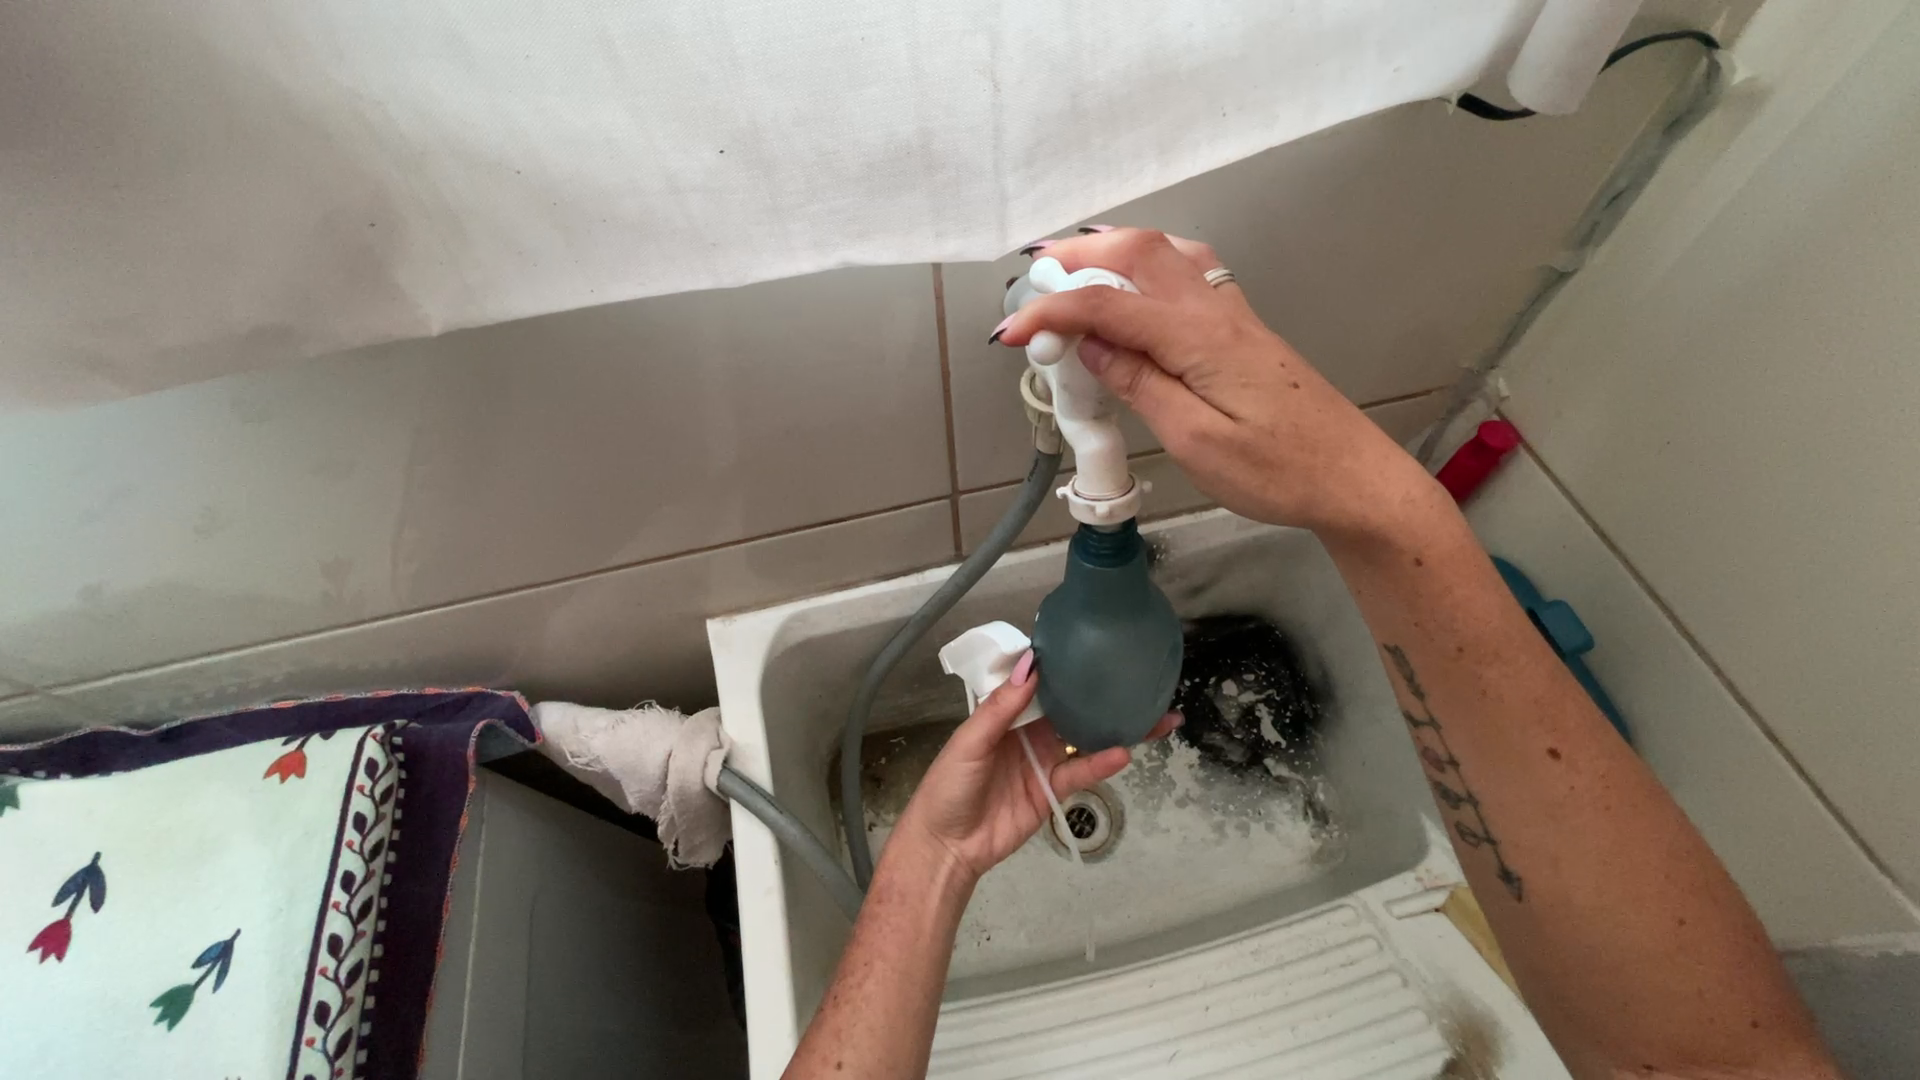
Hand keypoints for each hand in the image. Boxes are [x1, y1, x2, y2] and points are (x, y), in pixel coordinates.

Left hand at [891, 654, 1178, 883]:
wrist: (947, 845)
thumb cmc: (949, 785)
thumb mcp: (969, 741)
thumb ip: (1000, 707)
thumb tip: (1031, 667)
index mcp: (1005, 711)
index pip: (1039, 681)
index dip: (1064, 665)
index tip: (1095, 645)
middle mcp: (1029, 730)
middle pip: (1070, 707)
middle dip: (1101, 693)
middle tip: (1138, 678)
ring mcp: (1043, 759)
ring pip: (1084, 737)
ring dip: (1115, 727)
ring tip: (1154, 714)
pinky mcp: (1052, 788)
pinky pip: (1080, 771)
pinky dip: (1102, 763)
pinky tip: (1123, 751)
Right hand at [996, 228, 1443, 537]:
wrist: (1352, 476)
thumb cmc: (1277, 472)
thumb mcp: (1197, 441)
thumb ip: (1142, 387)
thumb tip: (1094, 348)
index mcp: (1199, 338)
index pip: (1109, 307)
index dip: (1052, 313)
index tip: (1008, 334)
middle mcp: (1215, 310)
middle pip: (1139, 252)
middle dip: (1077, 255)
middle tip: (1030, 274)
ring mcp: (1232, 313)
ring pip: (1165, 253)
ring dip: (1112, 250)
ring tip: (1070, 268)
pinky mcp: (1240, 328)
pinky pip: (1187, 272)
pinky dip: (1147, 263)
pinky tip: (1135, 282)